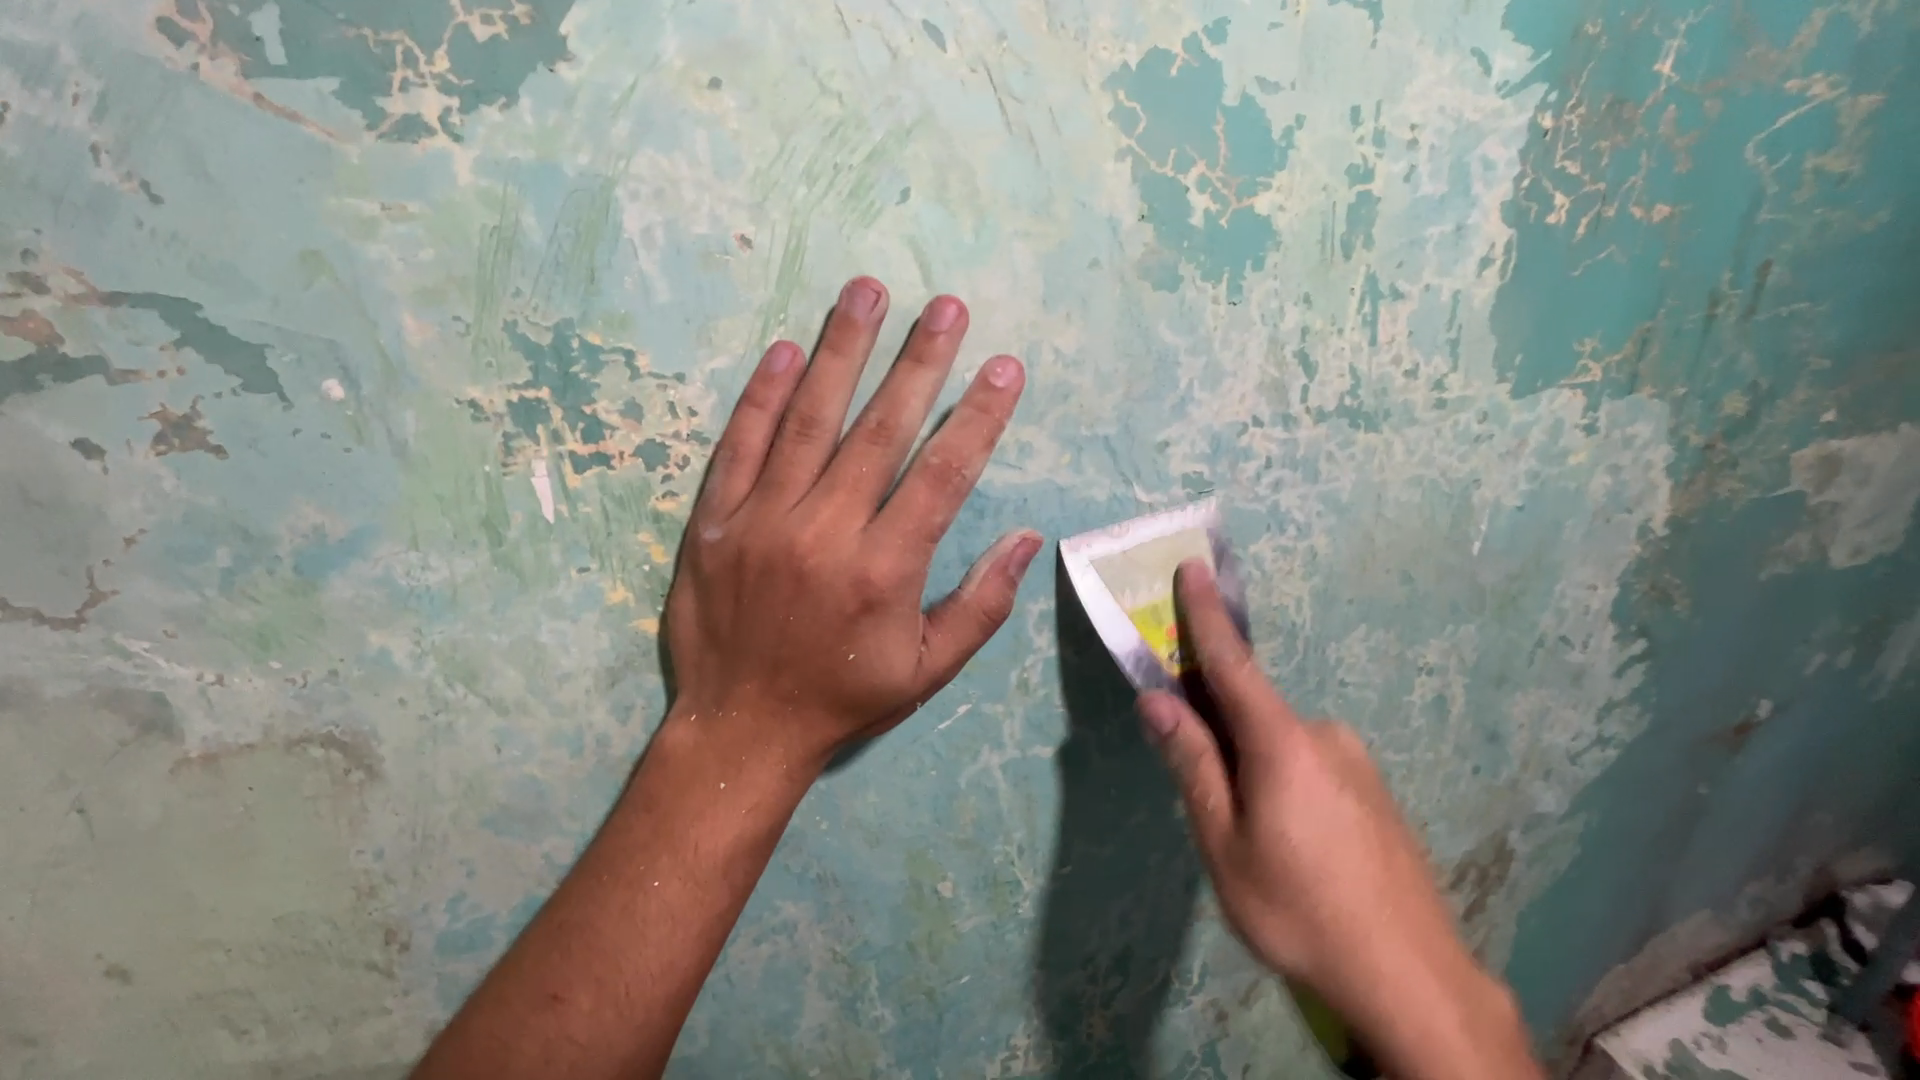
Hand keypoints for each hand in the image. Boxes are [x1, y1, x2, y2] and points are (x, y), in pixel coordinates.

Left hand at [664, 276, 1041, 769]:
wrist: (740, 728)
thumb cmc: (842, 697)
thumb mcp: (927, 671)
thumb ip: (980, 605)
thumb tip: (1026, 539)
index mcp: (884, 570)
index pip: (943, 474)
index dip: (978, 416)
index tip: (1004, 367)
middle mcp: (826, 532)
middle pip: (880, 429)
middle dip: (919, 361)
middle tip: (947, 306)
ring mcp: (764, 520)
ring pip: (809, 419)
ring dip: (842, 351)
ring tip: (866, 291)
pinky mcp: (715, 521)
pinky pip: (740, 445)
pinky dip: (762, 395)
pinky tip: (785, 349)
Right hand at [1140, 560, 1541, 1079]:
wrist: (1413, 977)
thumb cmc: (1300, 910)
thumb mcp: (1225, 844)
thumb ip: (1193, 766)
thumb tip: (1157, 700)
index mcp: (1281, 744)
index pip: (1232, 664)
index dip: (1206, 617)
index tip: (1193, 567)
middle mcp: (1324, 737)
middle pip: (1251, 712)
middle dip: (1215, 726)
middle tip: (1200, 785)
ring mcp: (1356, 764)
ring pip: (1280, 746)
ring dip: (1250, 765)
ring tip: (1251, 839)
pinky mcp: (1375, 792)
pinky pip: (1310, 767)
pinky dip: (1282, 781)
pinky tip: (1291, 845)